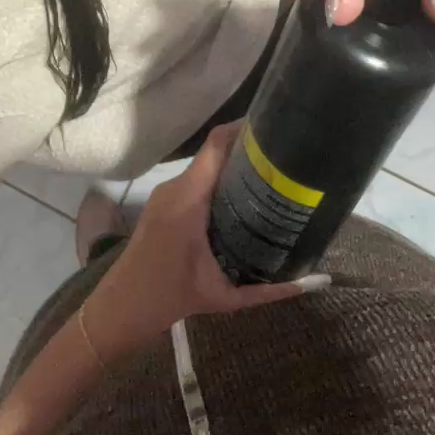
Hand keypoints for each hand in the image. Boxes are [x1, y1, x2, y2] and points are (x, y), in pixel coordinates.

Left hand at [80, 124, 316, 358]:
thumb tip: (311, 283)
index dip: (243, 129)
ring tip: (268, 174)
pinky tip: (239, 197)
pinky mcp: (163, 202)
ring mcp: (166, 193)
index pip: (216, 146)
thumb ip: (267, 289)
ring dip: (232, 167)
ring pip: (204, 168)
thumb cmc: (172, 297)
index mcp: (189, 200)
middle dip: (247, 151)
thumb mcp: (225, 297)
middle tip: (283, 158)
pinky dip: (217, 182)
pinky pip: (194, 181)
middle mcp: (176, 188)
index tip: (274, 127)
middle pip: (215, 154)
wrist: (123, 307)